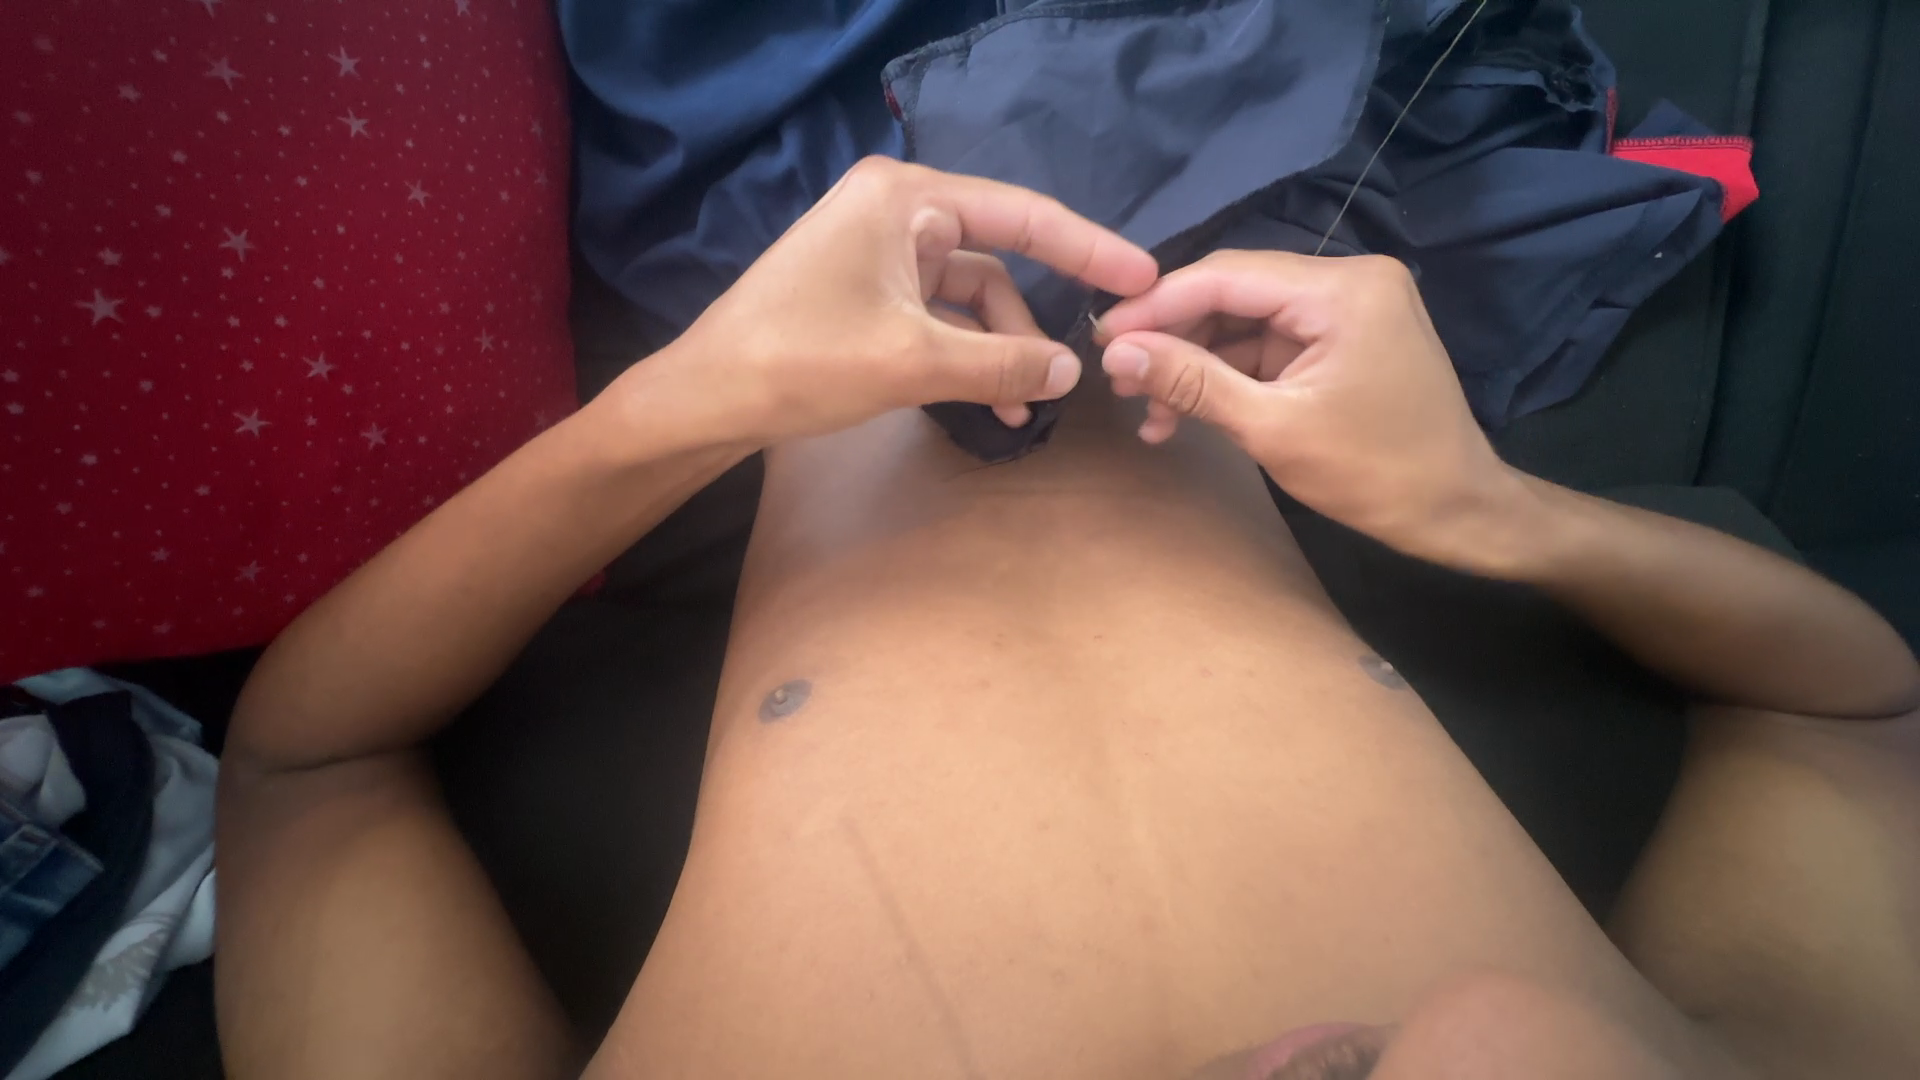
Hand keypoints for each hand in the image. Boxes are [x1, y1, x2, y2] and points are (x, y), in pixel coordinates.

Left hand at [627, 157, 1158, 445]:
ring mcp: (879, 256)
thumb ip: (1000, 365)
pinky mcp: (866, 295)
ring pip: (966, 301)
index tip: (1142, 275)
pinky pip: (935, 320)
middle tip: (1072, 374)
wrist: (709, 398)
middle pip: (993, 264)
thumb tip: (1071, 370)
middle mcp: (896, 214)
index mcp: (906, 199)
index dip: (1087, 247)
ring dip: (996, 354)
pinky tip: (986, 403)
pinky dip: (962, 359)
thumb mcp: (913, 363)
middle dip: (1029, 326)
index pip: (1020, 215)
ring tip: (1021, 409)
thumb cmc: (804, 363)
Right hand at [1095, 251, 1525, 566]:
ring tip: (1149, 414)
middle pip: (1231, 295)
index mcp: (1340, 290)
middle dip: (1171, 339)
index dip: (1156, 305)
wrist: (1451, 510)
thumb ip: (1191, 382)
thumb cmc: (1369, 472)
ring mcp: (1340, 312)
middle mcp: (1343, 282)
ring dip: (1191, 367)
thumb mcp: (1269, 427)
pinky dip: (1222, 381)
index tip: (1101, 336)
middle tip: (1118, 378)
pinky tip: (1181, 418)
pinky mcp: (1333, 342)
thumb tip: (1115, 353)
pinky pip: (1261, 350)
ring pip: (1240, 325)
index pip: (1226, 276)